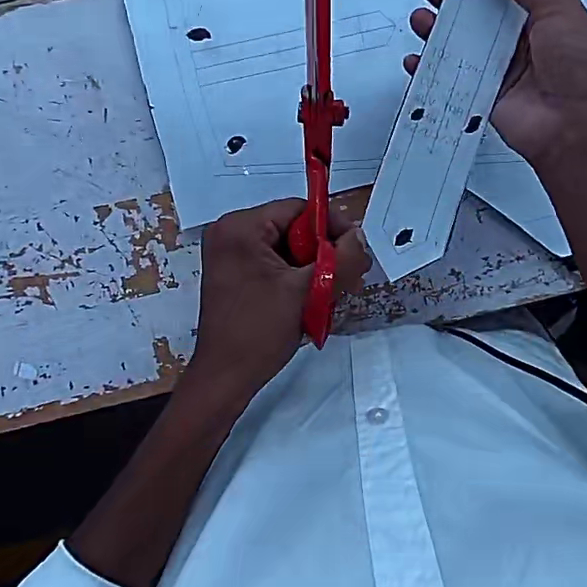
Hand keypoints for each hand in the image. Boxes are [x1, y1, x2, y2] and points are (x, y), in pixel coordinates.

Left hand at [184, 198, 369, 409]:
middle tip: (349, 276)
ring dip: (312, 269)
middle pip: (292, 229)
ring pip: (286, 250)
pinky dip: (296, 279)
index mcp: (240, 228)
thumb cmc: (258, 332)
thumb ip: (340, 259)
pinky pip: (274, 265)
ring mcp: (229, 255)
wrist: (225, 377)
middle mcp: (230, 234)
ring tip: (332, 293)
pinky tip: (311, 301)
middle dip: (323, 253)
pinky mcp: (234, 275)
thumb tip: (360, 237)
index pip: (297, 209)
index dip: (330, 227)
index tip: (355, 249)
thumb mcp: (307, 291)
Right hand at [408, 0, 586, 170]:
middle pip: (475, 15)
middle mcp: (517, 43)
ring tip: (421, 18)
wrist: (577, 125)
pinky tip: (418, 60)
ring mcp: (498, 70)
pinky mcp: (482, 95)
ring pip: (459, 45)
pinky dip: (430, 70)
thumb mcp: (560, 10)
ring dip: (436, 30)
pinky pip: (450, 79)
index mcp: (541, 18)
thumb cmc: (582, 69)